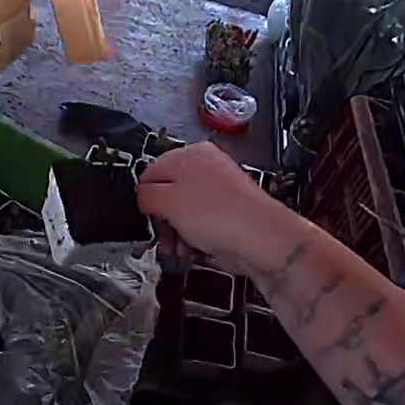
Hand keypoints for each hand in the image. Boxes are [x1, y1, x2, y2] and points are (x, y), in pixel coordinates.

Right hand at [136, 143, 306, 277]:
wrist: (261, 239)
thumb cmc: (219, 214)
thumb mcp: (168, 201)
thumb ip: (146, 196)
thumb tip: (143, 197)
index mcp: (191, 154)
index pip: (151, 172)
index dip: (145, 198)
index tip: (147, 217)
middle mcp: (207, 169)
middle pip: (168, 194)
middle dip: (162, 219)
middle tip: (163, 235)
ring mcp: (220, 193)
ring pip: (184, 213)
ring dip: (176, 233)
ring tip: (179, 247)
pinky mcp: (229, 215)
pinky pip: (201, 225)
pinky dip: (194, 238)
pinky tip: (195, 250)